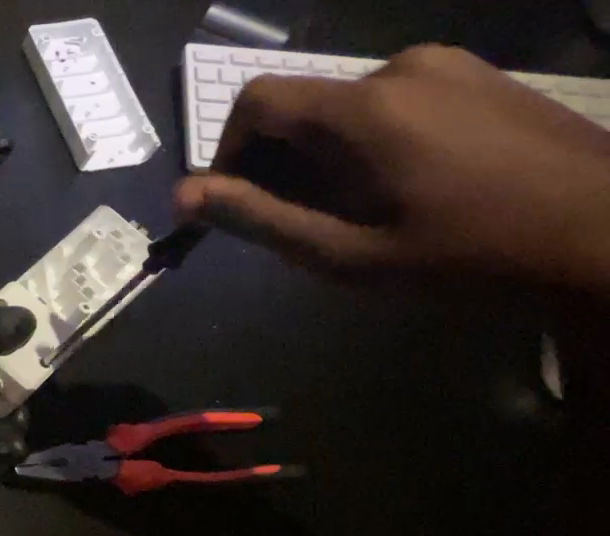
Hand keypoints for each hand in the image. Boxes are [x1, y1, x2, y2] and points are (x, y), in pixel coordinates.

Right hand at [173, 46, 609, 295]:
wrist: (605, 236)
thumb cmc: (463, 256)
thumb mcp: (341, 251)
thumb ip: (257, 217)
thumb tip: (180, 195)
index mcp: (365, 108)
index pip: (256, 102)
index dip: (226, 154)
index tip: (236, 205)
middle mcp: (403, 68)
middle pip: (300, 108)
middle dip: (277, 165)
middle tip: (299, 224)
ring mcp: (450, 67)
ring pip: (343, 110)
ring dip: (322, 158)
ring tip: (353, 213)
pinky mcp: (480, 78)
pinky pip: (391, 103)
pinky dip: (366, 145)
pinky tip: (399, 190)